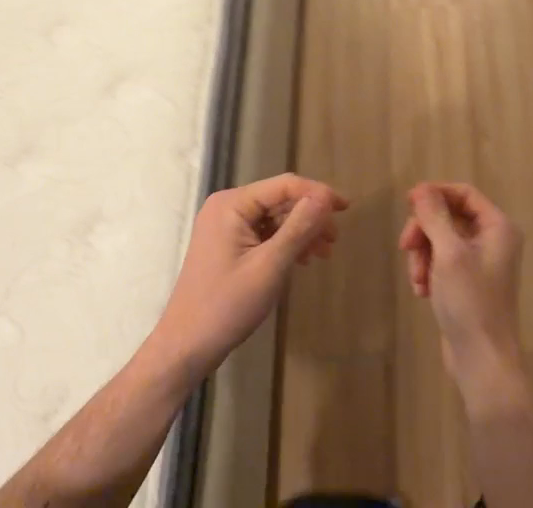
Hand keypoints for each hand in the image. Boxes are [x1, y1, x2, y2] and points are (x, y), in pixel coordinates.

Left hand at [150, 174, 346, 379]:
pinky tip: (303, 260)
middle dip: (311, 216)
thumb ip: (299, 227)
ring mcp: (225, 227)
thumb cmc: (226, 305)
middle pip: (280, 199)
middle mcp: (227, 208)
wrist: (185, 347)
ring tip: (324, 253)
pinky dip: (286, 244)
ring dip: (302, 232)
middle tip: (335, 238)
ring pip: (275, 217)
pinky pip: (265, 234)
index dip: (318, 193)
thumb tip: (326, 196)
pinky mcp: (228, 246)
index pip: (285, 185)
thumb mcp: (270, 266)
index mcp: (232, 204)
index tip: (346, 209)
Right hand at [398, 182, 525, 382]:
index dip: (436, 193)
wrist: (481, 358)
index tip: (408, 202)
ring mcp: (480, 263)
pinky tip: (423, 292)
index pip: (464, 194)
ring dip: (423, 256)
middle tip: (405, 247)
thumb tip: (422, 189)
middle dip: (425, 232)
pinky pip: (442, 263)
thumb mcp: (449, 254)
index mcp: (498, 227)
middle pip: (450, 217)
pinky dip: (429, 272)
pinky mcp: (468, 283)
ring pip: (441, 241)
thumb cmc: (470, 301)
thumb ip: (434, 217)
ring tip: (418, 280)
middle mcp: (493, 240)